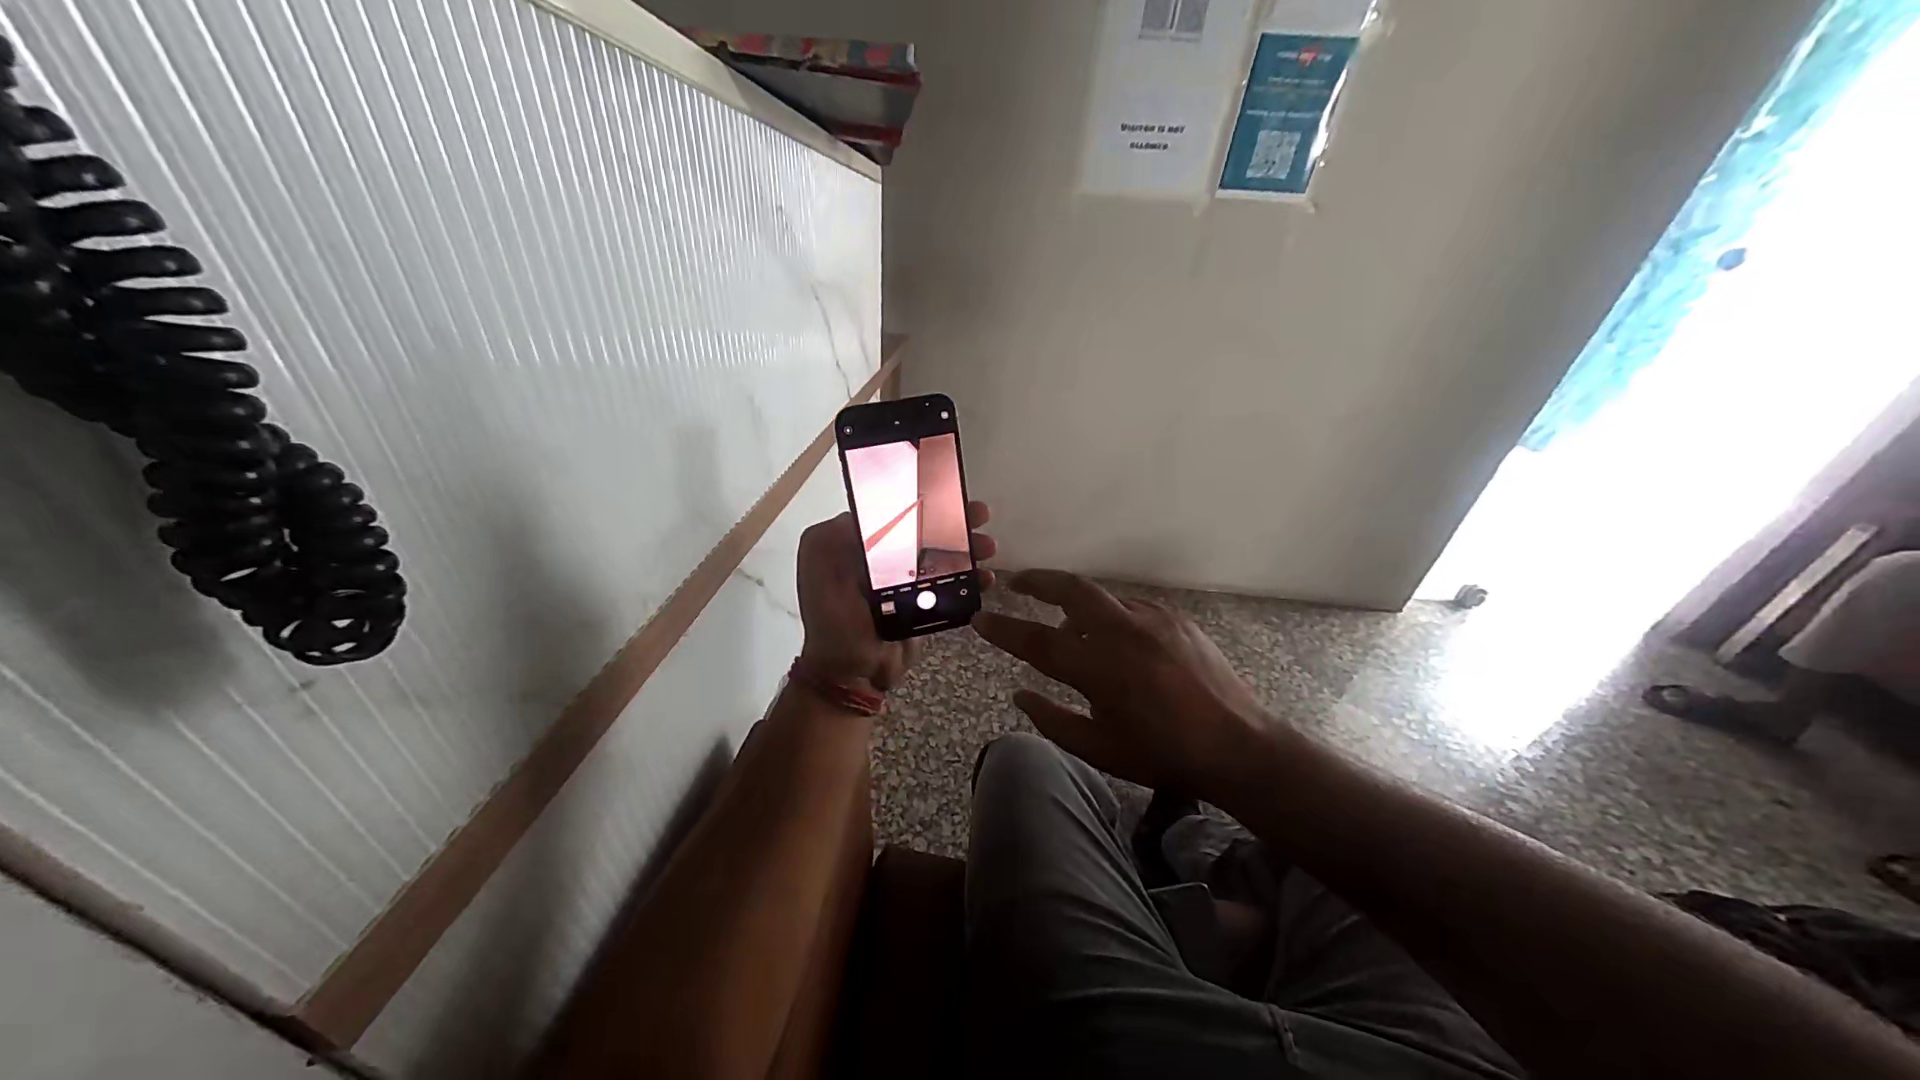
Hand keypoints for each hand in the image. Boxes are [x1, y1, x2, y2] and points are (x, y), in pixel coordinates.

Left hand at [796, 501, 996, 694]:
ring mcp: (902, 579)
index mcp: (849, 544)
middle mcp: (876, 557)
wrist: (854, 677)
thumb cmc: (833, 627)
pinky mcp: (922, 601)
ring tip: (987, 548)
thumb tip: (867, 510)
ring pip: (938, 553)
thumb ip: (835, 541)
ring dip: (965, 548)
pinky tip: (984, 578)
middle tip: (978, 515)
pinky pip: (948, 582)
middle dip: (950, 521)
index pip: (888, 511)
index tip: (945, 493)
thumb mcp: (822, 577)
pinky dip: (968, 578)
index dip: (918, 499)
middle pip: (920, 528)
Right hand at [971, 571, 1273, 793]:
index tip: (980, 619)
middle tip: (1016, 582)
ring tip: (1069, 631)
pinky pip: (1131, 609)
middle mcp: (1123, 632)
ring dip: (1076, 606)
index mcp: (1100, 668)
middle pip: (1071, 590)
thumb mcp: (1099, 749)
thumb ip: (1052, 720)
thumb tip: (1020, 696)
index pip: (1038, 642)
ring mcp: (1153, 620)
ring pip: (1102, 598)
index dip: (1004, 630)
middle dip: (1038, 581)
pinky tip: (1115, 642)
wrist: (1237, 746)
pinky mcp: (1176, 619)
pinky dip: (1111, 618)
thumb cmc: (1162, 754)